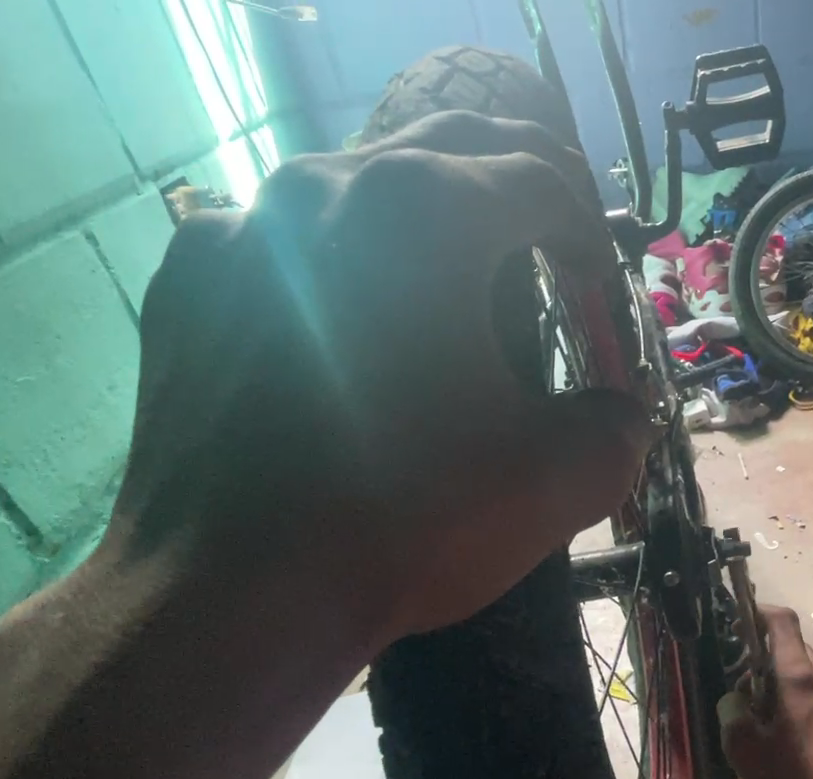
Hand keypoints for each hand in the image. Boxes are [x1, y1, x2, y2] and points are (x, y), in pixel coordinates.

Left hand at [110, 111, 652, 644]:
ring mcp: (239, 231)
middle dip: (517, 186)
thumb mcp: (560, 481)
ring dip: (424, 222)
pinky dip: (339, 268)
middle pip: (449, 148)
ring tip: (455, 286)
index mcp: (428, 213)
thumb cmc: (410, 521)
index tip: (598, 290)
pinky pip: (284, 247)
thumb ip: (619, 429)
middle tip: (549, 240)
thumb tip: (624, 414)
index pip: (540, 183)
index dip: (588, 233)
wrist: (234, 596)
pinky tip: (354, 331)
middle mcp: (326, 189)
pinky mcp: (188, 287)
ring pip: (359, 190)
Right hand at [721, 606, 812, 778]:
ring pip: (804, 672)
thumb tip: (736, 698)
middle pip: (793, 647)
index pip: (783, 622)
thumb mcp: (745, 749)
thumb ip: (733, 712)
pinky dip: (793, 696)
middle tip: (736, 674)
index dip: (759, 612)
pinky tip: (779, 730)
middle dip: (763, 651)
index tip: (736, 619)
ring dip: (778, 677)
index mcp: (798, 677)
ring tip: (754, 706)